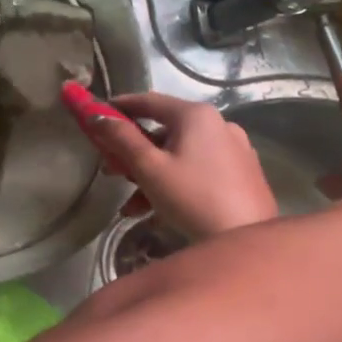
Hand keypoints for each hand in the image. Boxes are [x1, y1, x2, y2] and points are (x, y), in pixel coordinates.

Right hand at [78, 93, 276, 237]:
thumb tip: (95, 115)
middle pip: (164, 130)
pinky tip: (157, 210)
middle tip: (110, 170)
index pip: (148, 101)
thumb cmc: (192, 198)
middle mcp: (219, 124)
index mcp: (196, 115)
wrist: (247, 240)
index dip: (118, 107)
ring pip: (180, 153)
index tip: (94, 117)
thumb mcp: (148, 168)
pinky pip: (198, 168)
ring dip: (150, 172)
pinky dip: (174, 181)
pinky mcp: (242, 173)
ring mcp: (234, 149)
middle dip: (132, 150)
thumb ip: (120, 139)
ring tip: (131, 203)